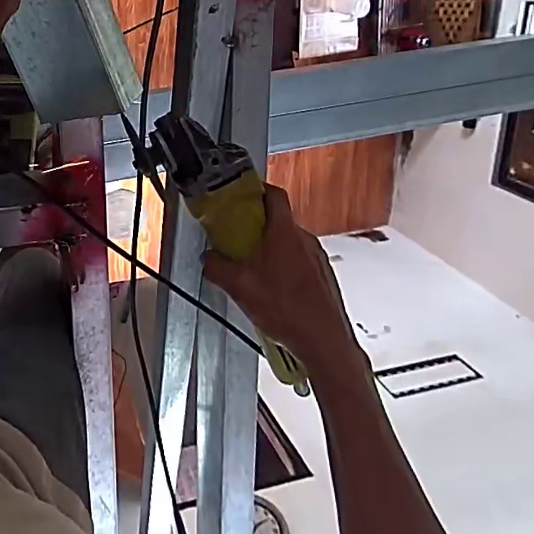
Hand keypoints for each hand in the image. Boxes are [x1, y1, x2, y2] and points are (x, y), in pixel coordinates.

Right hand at [201, 185, 362, 381]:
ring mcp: (317, 258)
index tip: (244, 195)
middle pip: (279, 219)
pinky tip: (274, 292)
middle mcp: (304, 239)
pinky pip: (300, 262)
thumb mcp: (240, 287)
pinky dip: (285, 268)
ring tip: (255, 273)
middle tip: (240, 241)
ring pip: (289, 242)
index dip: (258, 190)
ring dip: (272, 250)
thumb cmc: (289, 311)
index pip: (274, 194)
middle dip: (258, 227)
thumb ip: (217, 267)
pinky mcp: (323, 276)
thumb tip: (208, 259)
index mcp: (284, 232)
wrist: (325, 343)